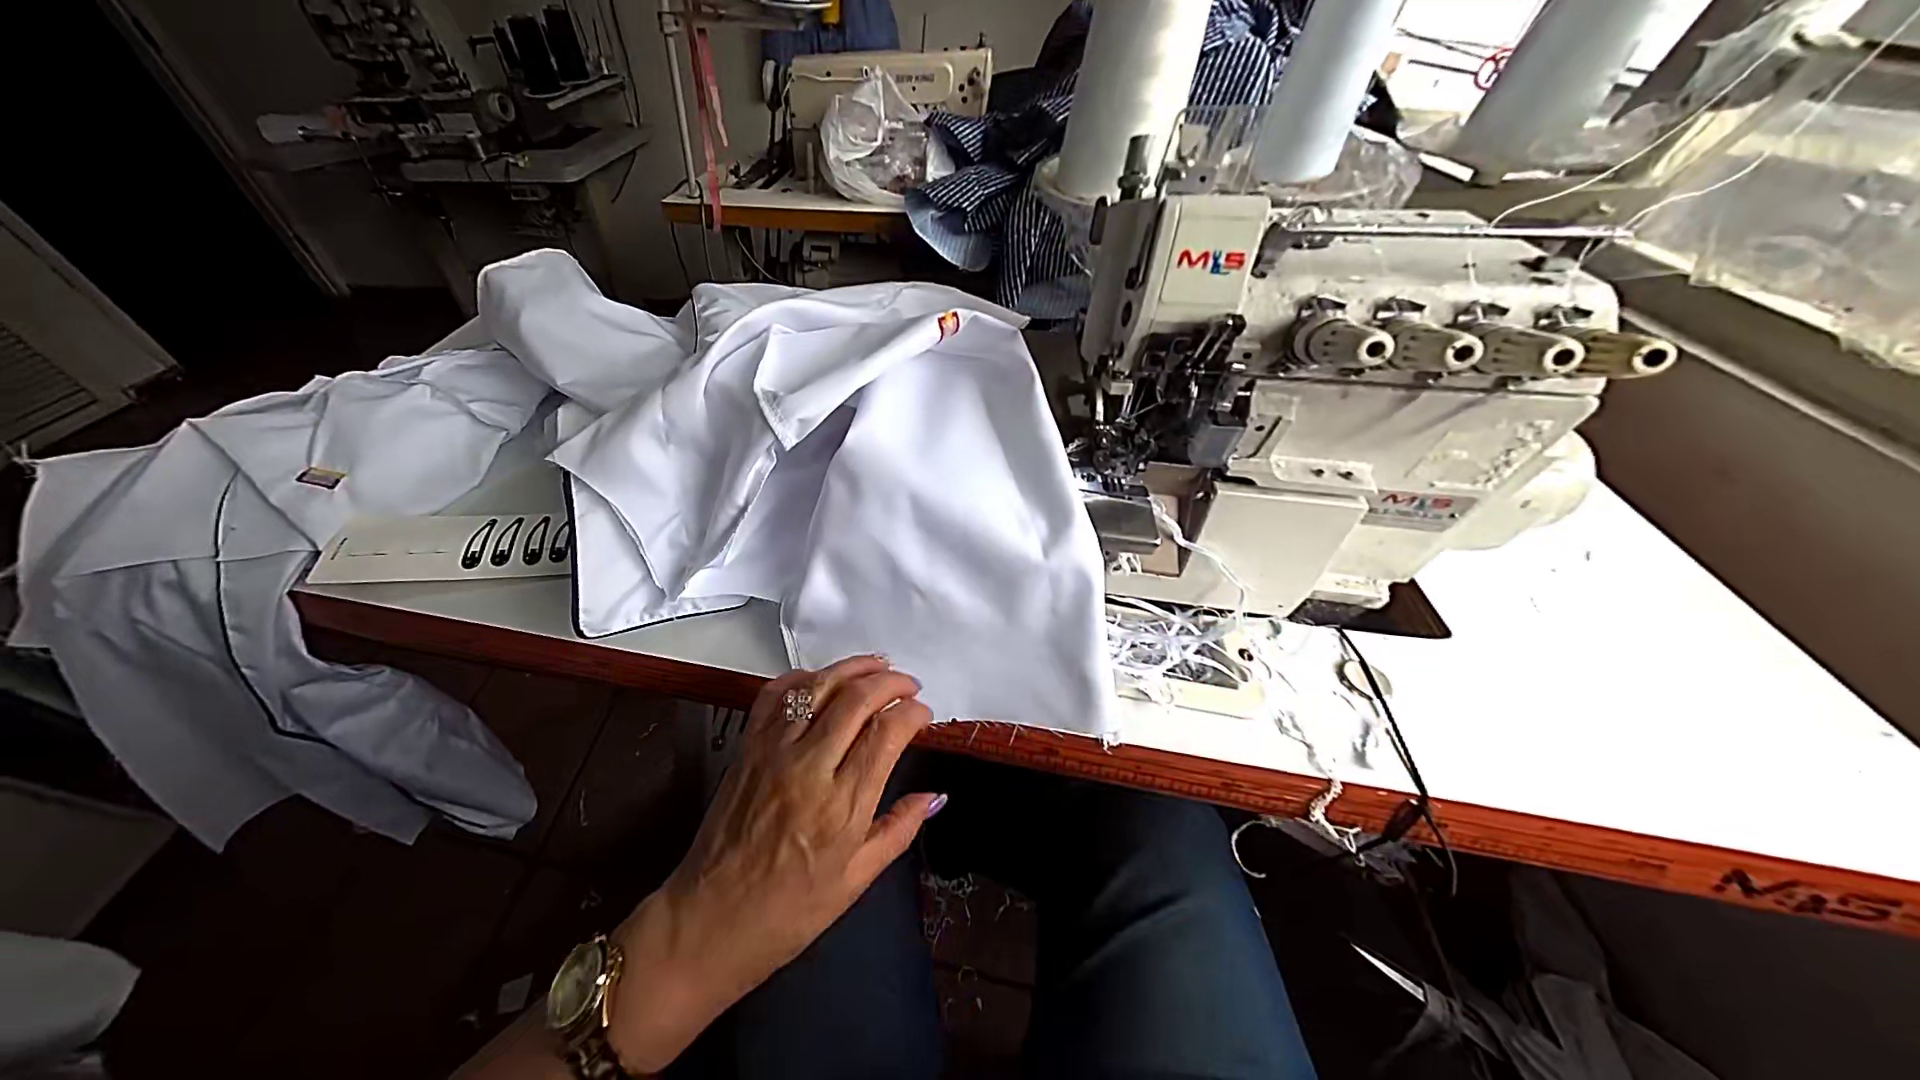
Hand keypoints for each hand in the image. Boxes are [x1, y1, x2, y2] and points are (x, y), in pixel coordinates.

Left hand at [605, 656, 940, 1072]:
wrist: (708, 923)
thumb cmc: (790, 912)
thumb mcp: (856, 881)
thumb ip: (899, 830)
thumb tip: (936, 796)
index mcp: (843, 805)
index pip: (887, 733)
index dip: (913, 713)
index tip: (924, 716)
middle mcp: (809, 768)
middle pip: (856, 699)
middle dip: (890, 681)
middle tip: (908, 685)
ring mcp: (773, 753)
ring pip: (817, 687)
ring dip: (852, 667)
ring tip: (877, 664)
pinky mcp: (746, 749)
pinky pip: (773, 696)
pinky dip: (801, 677)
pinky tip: (821, 679)